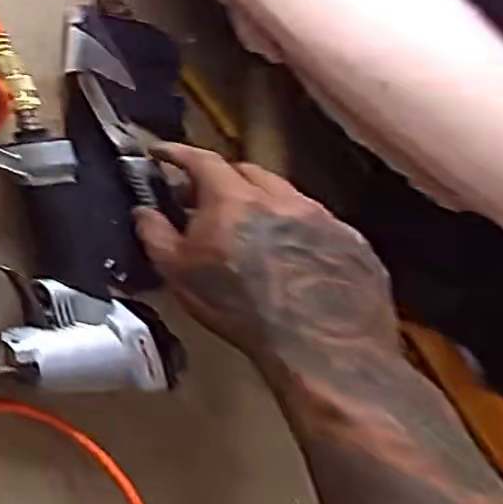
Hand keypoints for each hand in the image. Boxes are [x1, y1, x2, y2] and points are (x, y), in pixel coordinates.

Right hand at [132, 143, 397, 369]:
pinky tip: (280, 249)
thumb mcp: (175, 269)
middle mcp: (285, 202)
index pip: (203, 160)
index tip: (160, 152)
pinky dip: (290, 224)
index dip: (177, 152)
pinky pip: (317, 222)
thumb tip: (144, 211)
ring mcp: (328, 223)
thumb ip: (153, 231)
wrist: (324, 351)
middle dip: (220, 174)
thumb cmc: (237, 305)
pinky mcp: (358, 248)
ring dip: (257, 199)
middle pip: (249, 170)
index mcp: (236, 201)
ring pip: (286, 194)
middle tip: (197, 192)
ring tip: (240, 222)